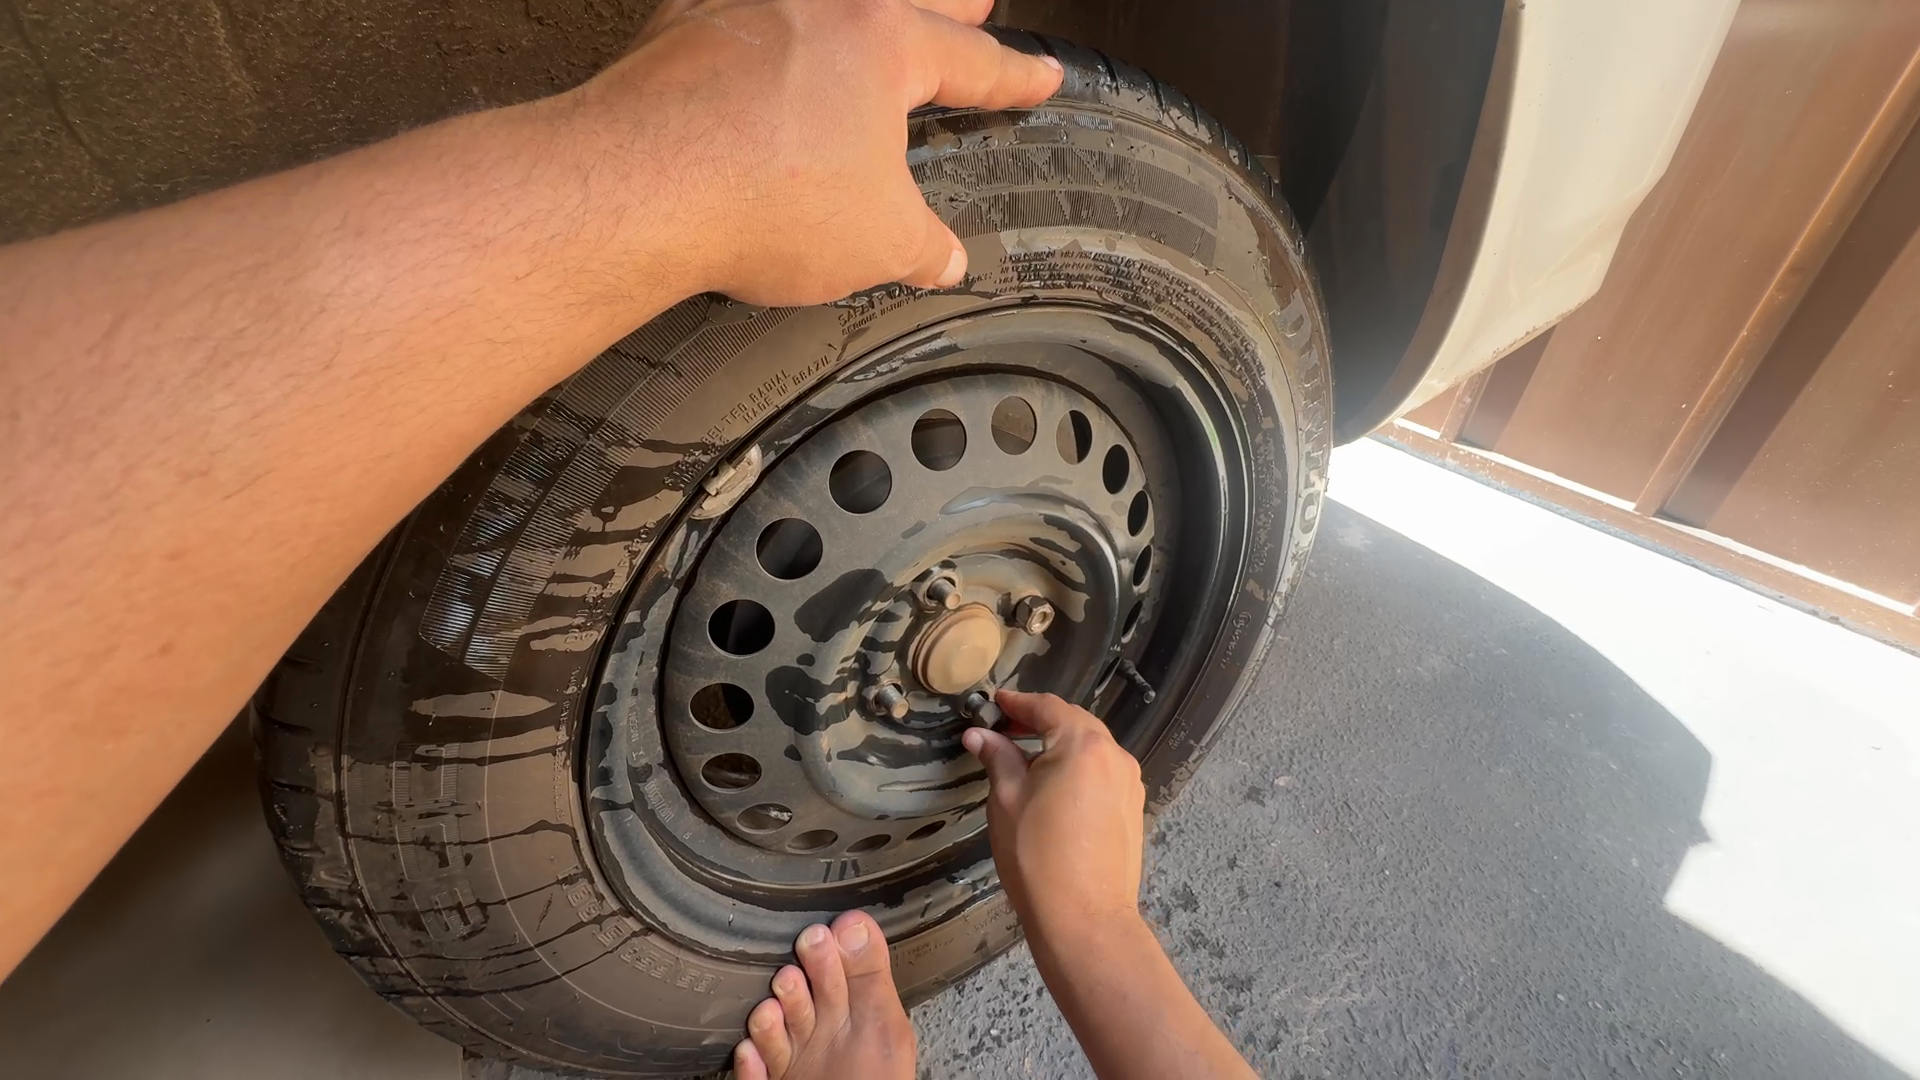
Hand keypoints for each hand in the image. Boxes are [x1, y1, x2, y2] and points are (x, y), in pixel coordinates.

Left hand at [582, 0, 1062, 305]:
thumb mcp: (882, 244)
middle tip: (978, 5)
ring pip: (824, 2)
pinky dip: (776, 32)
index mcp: (883, 46)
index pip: (971, 63)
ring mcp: (745, 8)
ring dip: (861, 12)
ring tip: (876, 22)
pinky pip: (749, 21)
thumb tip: (946, 261)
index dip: (1014, 77)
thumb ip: (925, 248)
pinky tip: (774, 44)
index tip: (1041, 77)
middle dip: (952, 7)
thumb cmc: (774, 201)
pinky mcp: (683, 32)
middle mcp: (817, 5)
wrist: (646, 186)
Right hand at [961, 690, 1145, 938]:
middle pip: (1074, 722)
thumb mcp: (1007, 799)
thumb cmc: (1037, 855)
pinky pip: (1102, 770)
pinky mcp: (1133, 807)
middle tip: (1005, 728)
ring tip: (1027, 757)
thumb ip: (997, 757)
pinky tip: (1055, 784)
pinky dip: (1078, 765)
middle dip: (1039, 720)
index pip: (1047, 707)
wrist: (1085, 921)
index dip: (1018, 703)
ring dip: (1060, 743)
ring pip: (1091, 746)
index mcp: (1083, 744)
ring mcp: (1129, 782)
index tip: (995, 703)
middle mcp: (1114, 755)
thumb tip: (978, 734)